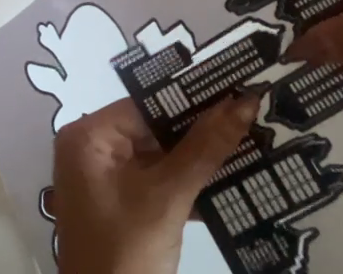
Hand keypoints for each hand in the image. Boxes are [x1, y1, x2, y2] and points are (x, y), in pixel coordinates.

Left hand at [52, 95, 258, 273]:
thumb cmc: (126, 253)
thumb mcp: (168, 198)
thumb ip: (205, 148)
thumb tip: (244, 101)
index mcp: (89, 136)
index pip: (148, 104)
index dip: (194, 98)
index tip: (239, 89)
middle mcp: (91, 149)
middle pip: (154, 128)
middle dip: (201, 129)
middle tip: (253, 115)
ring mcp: (105, 180)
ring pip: (161, 156)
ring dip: (201, 158)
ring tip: (253, 141)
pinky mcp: (122, 207)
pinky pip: (159, 182)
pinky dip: (189, 184)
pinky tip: (234, 179)